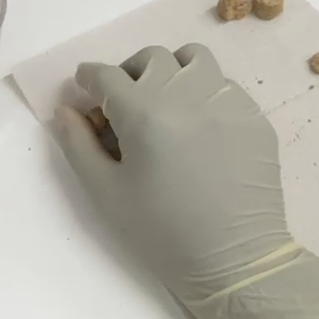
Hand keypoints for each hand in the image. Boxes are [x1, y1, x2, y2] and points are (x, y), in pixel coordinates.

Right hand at [53, 44, 318, 318]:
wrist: (234, 260)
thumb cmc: (160, 230)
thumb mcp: (104, 191)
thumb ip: (77, 144)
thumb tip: (64, 110)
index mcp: (143, 112)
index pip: (105, 75)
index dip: (87, 79)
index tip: (84, 92)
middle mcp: (186, 93)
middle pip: (149, 58)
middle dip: (127, 74)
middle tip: (123, 106)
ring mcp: (225, 100)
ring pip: (192, 58)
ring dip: (170, 71)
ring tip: (165, 103)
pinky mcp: (254, 115)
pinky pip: (223, 84)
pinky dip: (202, 92)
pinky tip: (198, 128)